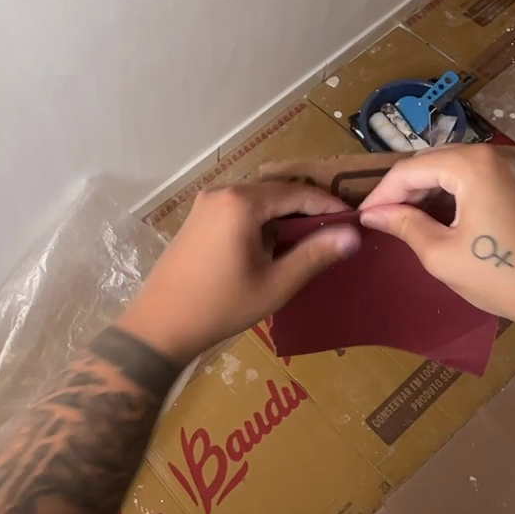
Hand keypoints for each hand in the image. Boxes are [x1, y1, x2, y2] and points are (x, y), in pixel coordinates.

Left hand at [119, 181, 359, 363]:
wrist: (161, 323)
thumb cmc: (221, 305)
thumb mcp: (276, 284)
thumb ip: (315, 254)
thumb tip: (353, 234)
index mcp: (241, 203)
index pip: (296, 192)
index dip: (327, 204)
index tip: (353, 220)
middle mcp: (221, 192)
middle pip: (275, 190)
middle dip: (306, 206)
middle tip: (335, 229)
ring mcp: (205, 204)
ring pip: (256, 198)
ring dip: (282, 213)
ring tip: (310, 238)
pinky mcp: (197, 218)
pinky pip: (238, 207)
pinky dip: (260, 219)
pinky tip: (274, 244)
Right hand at [357, 144, 514, 325]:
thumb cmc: (499, 274)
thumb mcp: (440, 253)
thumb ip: (403, 225)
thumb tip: (372, 215)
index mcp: (473, 164)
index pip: (410, 170)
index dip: (381, 193)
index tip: (361, 216)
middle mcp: (495, 153)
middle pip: (433, 163)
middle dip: (404, 190)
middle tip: (380, 218)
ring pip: (453, 169)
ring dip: (427, 191)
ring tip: (404, 219)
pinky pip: (476, 177)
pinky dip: (452, 193)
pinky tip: (438, 216)